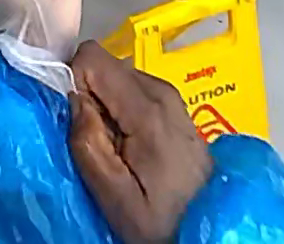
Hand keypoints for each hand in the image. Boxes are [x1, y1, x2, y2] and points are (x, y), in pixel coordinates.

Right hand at [68, 42, 212, 243]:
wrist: (211, 225)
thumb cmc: (165, 221)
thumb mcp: (120, 202)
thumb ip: (90, 147)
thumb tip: (72, 99)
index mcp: (146, 107)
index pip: (92, 57)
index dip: (75, 83)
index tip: (78, 123)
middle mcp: (158, 87)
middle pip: (104, 64)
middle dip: (88, 98)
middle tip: (98, 143)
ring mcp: (166, 91)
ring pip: (115, 74)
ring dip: (102, 105)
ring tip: (114, 148)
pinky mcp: (169, 100)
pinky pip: (130, 87)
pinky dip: (118, 108)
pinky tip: (128, 144)